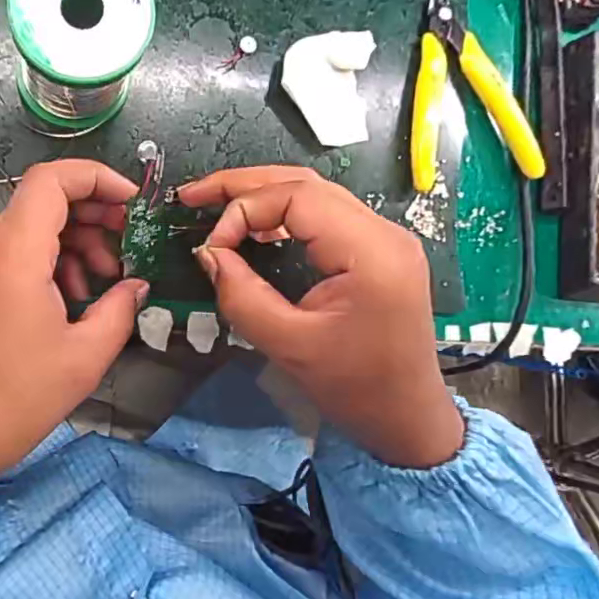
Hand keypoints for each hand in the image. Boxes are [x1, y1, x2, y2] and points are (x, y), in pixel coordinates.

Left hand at [0, 160, 149, 510]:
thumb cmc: (21, 399)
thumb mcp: (87, 356)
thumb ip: (120, 308)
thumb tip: (137, 284)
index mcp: (14, 256)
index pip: (51, 181)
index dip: (97, 178)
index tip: (132, 204)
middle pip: (42, 199)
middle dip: (93, 212)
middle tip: (127, 244)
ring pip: (31, 226)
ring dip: (75, 240)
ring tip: (103, 281)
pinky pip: (16, 253)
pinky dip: (51, 261)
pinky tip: (72, 297)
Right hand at [177, 166, 463, 467]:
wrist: (406, 416)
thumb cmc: (354, 387)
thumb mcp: (287, 344)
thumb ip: (241, 294)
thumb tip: (207, 253)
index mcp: (370, 252)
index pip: (297, 196)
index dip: (244, 210)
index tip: (213, 247)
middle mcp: (382, 232)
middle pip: (304, 182)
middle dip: (243, 185)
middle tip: (193, 195)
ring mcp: (382, 238)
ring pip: (312, 192)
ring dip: (259, 194)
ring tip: (213, 203)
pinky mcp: (373, 251)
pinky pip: (320, 215)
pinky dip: (279, 214)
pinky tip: (250, 229)